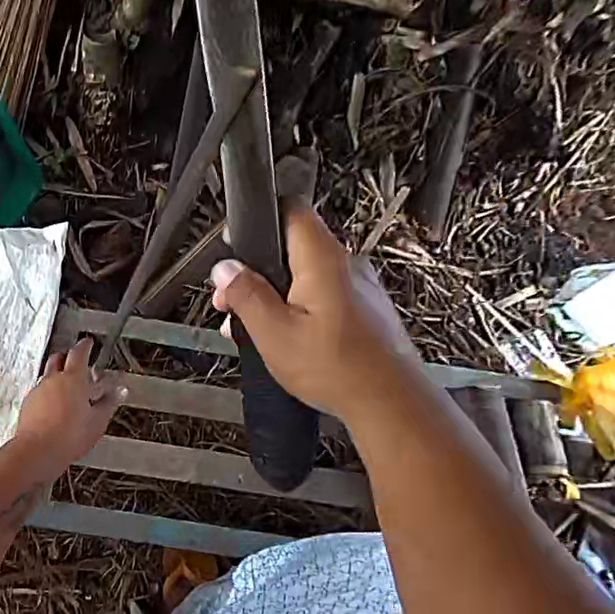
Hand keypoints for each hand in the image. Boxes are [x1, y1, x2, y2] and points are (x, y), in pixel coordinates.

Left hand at [14, 338, 122, 475]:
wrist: (38, 452)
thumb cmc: (69, 436)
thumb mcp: (98, 421)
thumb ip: (109, 403)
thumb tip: (120, 392)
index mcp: (73, 379)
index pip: (78, 353)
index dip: (84, 346)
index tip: (88, 342)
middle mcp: (52, 380)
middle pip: (58, 359)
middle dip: (67, 356)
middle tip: (76, 360)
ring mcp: (38, 392)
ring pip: (47, 376)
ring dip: (57, 377)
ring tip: (68, 388)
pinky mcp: (28, 406)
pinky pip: (40, 393)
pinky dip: (48, 394)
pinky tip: (55, 406)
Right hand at [208, 199, 425, 423]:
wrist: (388, 402)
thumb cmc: (338, 369)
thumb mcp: (274, 333)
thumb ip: (246, 295)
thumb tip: (226, 270)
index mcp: (322, 259)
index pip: (291, 211)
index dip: (259, 222)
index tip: (236, 251)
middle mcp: (346, 265)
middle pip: (293, 249)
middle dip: (259, 273)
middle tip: (234, 304)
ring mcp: (360, 288)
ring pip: (307, 277)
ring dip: (277, 297)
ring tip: (256, 331)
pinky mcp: (365, 311)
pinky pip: (325, 299)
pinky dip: (301, 312)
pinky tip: (287, 342)